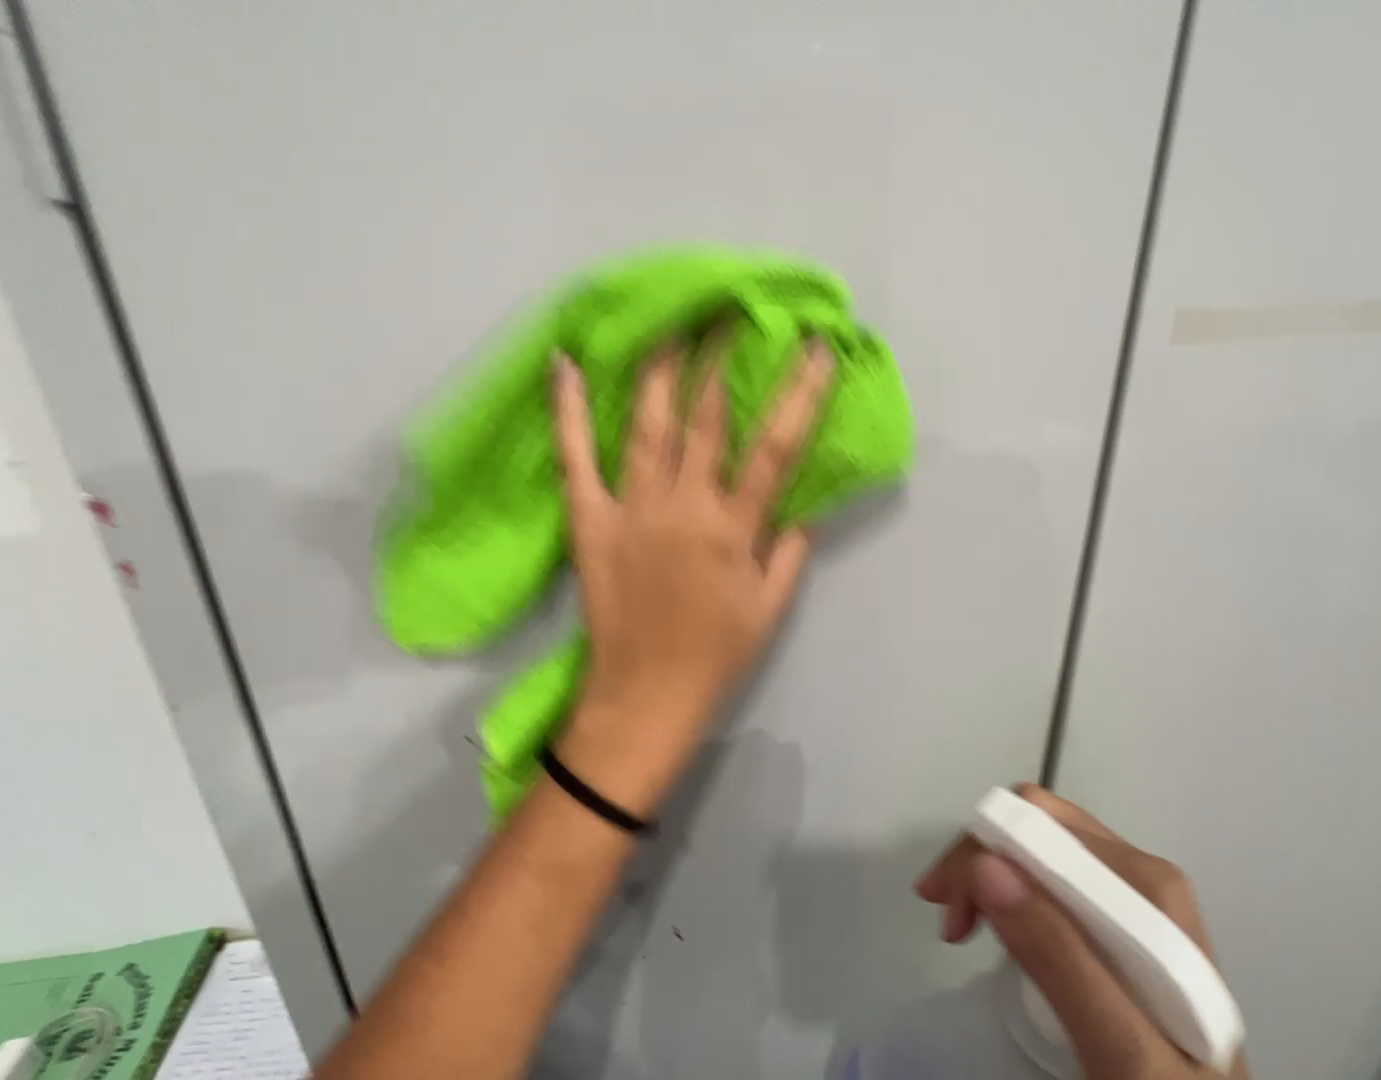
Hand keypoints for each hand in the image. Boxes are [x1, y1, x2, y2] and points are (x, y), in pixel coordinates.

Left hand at [550, 333, 833, 814]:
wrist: (644, 697)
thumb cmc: (716, 656)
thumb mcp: (771, 608)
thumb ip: (790, 550)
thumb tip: (805, 501)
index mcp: (735, 527)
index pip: (776, 446)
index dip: (800, 392)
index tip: (815, 346)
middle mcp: (686, 505)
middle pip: (709, 417)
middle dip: (723, 358)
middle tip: (731, 310)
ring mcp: (633, 508)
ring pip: (649, 423)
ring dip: (662, 367)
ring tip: (670, 320)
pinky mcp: (590, 519)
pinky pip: (576, 457)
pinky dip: (568, 410)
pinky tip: (566, 363)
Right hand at [916, 784, 1249, 1079]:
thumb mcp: (1123, 1052)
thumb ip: (1060, 960)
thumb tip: (986, 864)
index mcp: (1151, 889)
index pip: (1042, 825)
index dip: (982, 853)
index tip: (949, 913)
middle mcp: (1144, 877)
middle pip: (1038, 827)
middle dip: (978, 860)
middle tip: (948, 924)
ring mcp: (1135, 899)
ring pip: (1039, 848)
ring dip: (988, 874)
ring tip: (962, 930)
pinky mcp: (1123, 924)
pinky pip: (1050, 878)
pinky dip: (1009, 891)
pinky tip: (999, 932)